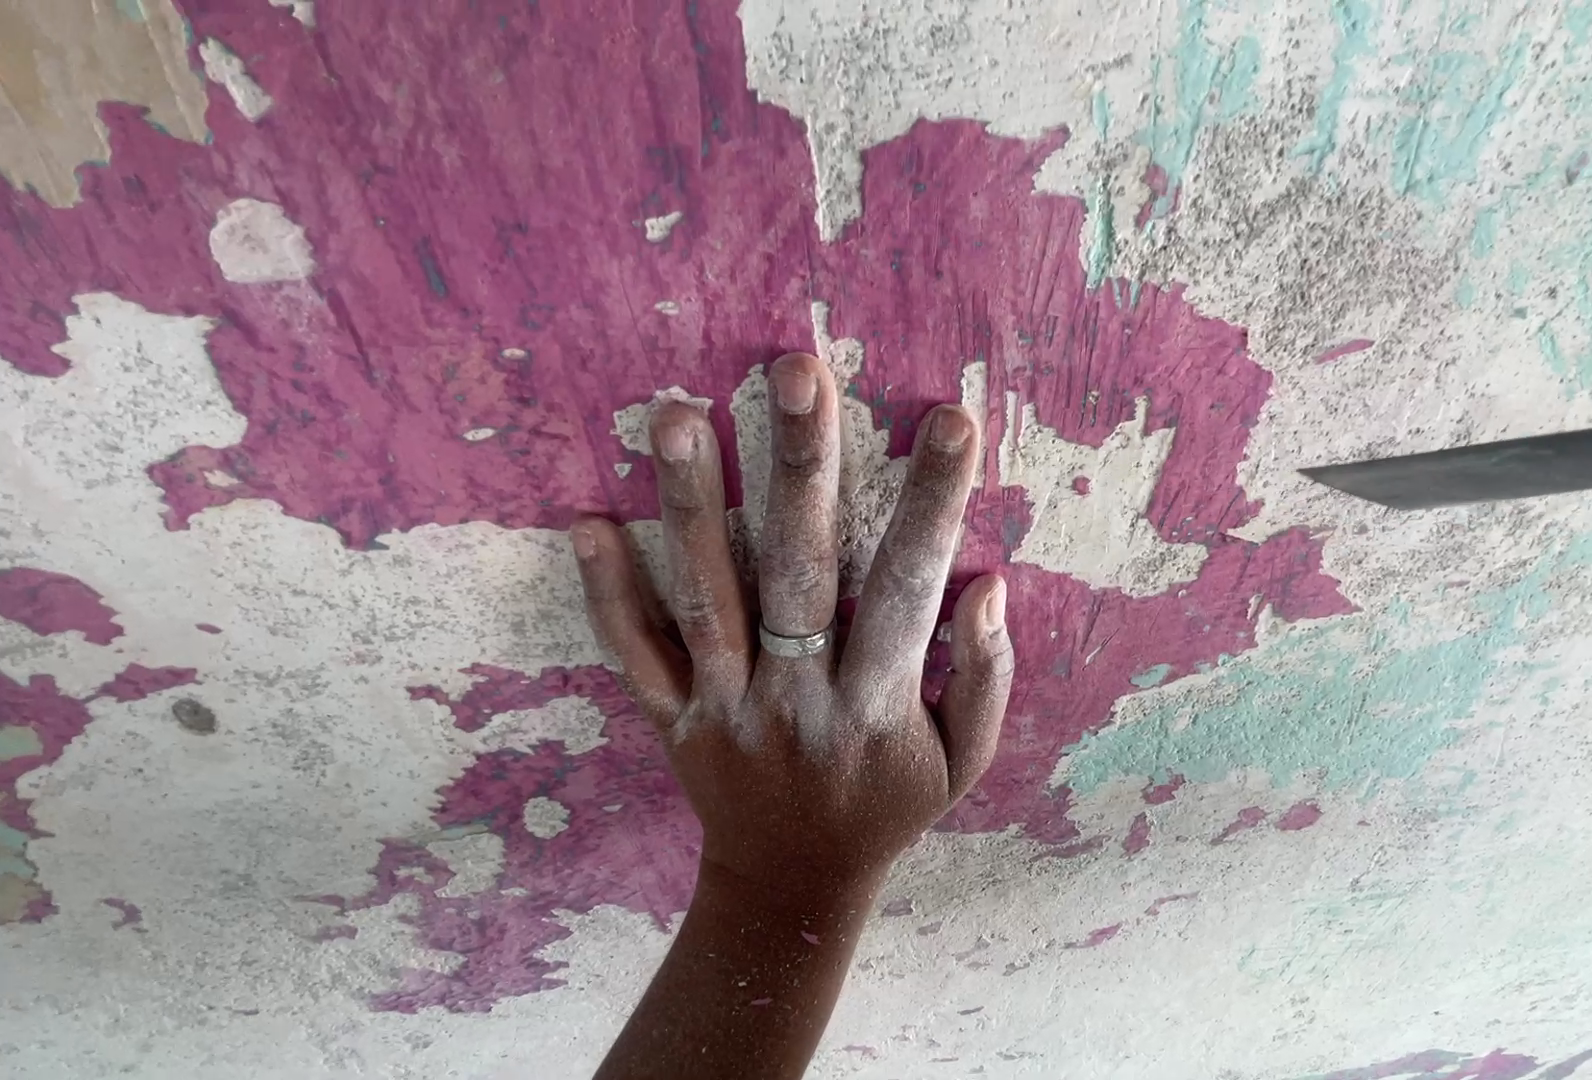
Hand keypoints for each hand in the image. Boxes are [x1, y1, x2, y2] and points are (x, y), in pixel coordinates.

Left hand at [570, 352, 1012, 906]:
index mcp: (877, 707)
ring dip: (690, 504)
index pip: (912, 587)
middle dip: (802, 465)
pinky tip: (586, 522)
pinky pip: (634, 656)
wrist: (790, 891)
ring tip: (676, 413)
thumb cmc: (887, 811)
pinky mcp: (672, 722)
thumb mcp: (965, 764)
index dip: (934, 501)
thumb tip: (990, 585)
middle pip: (799, 570)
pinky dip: (606, 593)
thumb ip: (987, 679)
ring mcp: (723, 710)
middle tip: (796, 370)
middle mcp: (797, 699)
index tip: (952, 418)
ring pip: (705, 598)